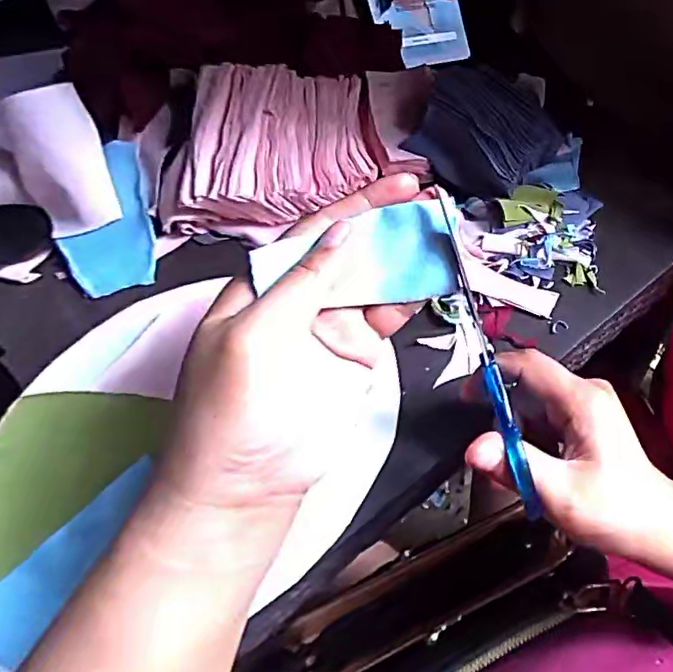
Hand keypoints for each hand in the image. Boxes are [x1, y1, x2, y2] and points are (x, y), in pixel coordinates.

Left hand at [158, 174, 424, 512]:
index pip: (316, 231)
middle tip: (431, 203)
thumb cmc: (229, 414)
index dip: (359, 205)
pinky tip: (436, 276)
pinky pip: (393, 309)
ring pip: (380, 276)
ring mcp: (333, 322)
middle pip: (354, 247)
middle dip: (392, 222)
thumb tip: (342, 231)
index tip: (398, 186)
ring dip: (411, 254)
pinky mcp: (360, 348)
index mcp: (264, 286)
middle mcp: (301, 297)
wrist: (248, 486)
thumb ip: (302, 281)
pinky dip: (417, 291)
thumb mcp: (254, 337)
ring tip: (443, 233)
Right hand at [464, 350, 672, 555]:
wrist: (650, 522)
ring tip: (530, 472)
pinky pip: (548, 420)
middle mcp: (588, 395)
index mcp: (583, 400)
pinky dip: (535, 442)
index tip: (469, 392)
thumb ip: (515, 465)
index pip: (530, 364)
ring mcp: (590, 406)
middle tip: (504, 457)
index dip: (494, 372)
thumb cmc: (617, 507)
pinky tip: (543, 470)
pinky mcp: (588, 421)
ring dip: (521, 436)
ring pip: (536, 406)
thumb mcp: (558, 491)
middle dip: (507, 420)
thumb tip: (478, 447)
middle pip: (530, 387)